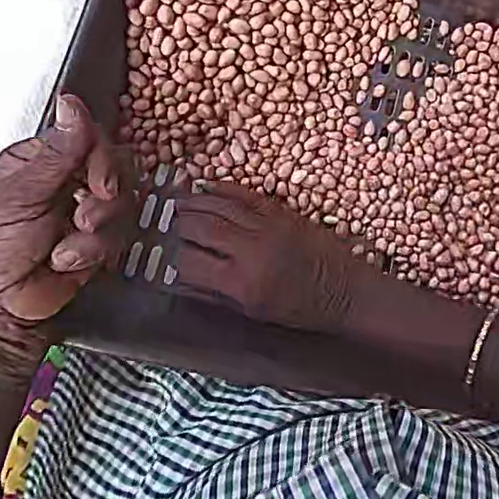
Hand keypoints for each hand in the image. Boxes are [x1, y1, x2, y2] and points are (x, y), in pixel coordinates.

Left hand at [0, 94, 132, 378]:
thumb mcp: (19, 194)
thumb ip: (57, 152)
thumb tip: (71, 102)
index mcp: (40, 160)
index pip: (89, 139)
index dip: (102, 158)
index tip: (98, 180)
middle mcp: (66, 181)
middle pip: (114, 168)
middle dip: (103, 198)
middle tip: (84, 216)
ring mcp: (83, 211)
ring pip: (121, 203)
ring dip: (96, 230)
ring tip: (65, 248)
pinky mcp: (96, 241)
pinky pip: (119, 234)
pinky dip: (94, 251)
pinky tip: (66, 262)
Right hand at [169, 183, 358, 332]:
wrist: (345, 291)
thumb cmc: (299, 309)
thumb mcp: (254, 312)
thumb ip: (214, 295)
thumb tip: (177, 280)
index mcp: (242, 284)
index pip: (190, 264)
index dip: (167, 257)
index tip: (154, 252)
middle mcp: (250, 251)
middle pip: (200, 228)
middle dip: (175, 223)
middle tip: (157, 219)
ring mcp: (267, 227)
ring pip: (219, 207)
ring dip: (192, 201)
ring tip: (172, 201)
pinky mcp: (281, 212)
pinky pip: (245, 195)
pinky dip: (223, 188)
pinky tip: (205, 186)